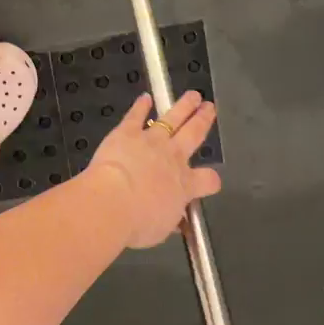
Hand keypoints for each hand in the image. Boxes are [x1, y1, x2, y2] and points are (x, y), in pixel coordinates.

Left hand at [84, 91, 220, 247]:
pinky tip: (145, 98)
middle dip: (203, 120)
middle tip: (210, 107)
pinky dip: (141, 106)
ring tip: (193, 95)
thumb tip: (174, 221)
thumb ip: (170, 220)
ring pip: (172, 119)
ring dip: (183, 106)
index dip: (211, 181)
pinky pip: (136, 116)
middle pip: (194, 134)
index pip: (208, 180)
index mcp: (184, 185)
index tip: (211, 181)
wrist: (112, 202)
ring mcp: (151, 141)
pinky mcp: (127, 132)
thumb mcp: (161, 229)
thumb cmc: (137, 222)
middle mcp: (172, 158)